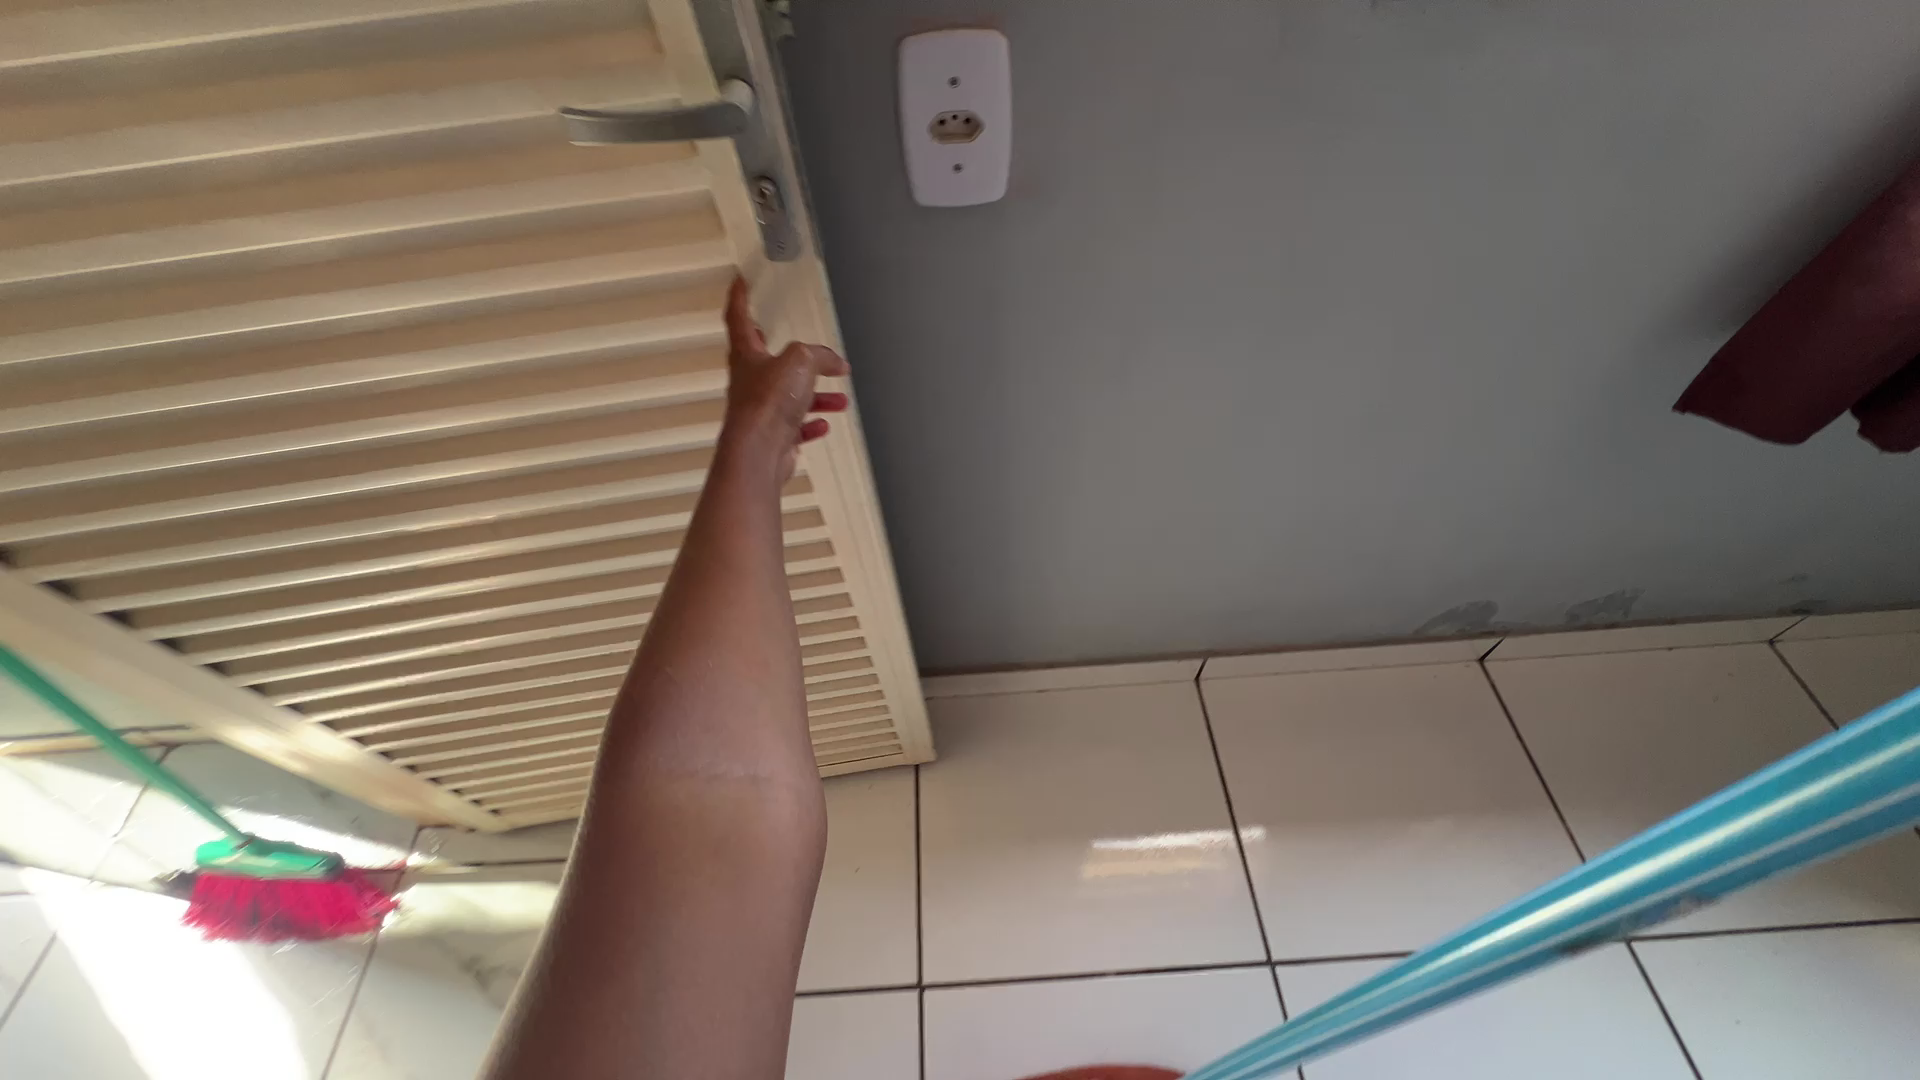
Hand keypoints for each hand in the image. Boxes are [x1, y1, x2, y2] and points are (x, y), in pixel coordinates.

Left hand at [721, 276, 850, 481]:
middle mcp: (750, 382)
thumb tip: (834, 361)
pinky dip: (812, 424)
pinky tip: (824, 423)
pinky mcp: (773, 436)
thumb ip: (819, 355)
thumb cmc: (766, 404)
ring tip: (838, 398)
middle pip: (770, 362)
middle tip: (802, 350)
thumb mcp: (800, 361)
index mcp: (747, 355)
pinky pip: (796, 427)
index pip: (738, 318)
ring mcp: (761, 411)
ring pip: (791, 397)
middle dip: (793, 357)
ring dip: (816, 397)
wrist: (760, 450)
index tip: (739, 283)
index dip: (739, 298)